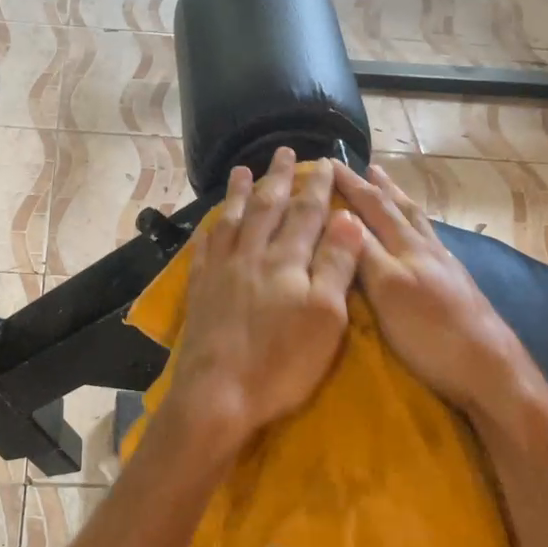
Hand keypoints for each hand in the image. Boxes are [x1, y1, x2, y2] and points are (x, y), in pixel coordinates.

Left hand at [167, 148, 364, 449]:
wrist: (218, 394)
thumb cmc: (281, 362)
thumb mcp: (325, 317)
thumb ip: (335, 265)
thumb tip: (348, 218)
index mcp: (287, 261)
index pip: (307, 214)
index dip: (317, 187)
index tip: (324, 163)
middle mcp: (251, 256)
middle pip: (266, 208)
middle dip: (277, 179)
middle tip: (282, 151)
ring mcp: (220, 272)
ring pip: (231, 221)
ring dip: (239, 194)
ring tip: (242, 171)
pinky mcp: (200, 292)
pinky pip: (204, 249)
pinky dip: (210, 230)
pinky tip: (211, 224)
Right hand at [331, 161, 547, 441]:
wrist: (489, 371)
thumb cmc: (431, 335)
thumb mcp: (388, 291)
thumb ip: (365, 254)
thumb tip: (340, 216)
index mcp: (407, 247)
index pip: (372, 207)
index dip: (349, 186)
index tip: (326, 163)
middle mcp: (426, 250)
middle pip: (398, 209)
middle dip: (375, 187)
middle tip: (360, 165)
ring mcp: (444, 267)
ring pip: (417, 223)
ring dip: (398, 201)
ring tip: (387, 184)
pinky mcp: (454, 287)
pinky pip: (428, 241)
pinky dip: (415, 226)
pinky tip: (417, 234)